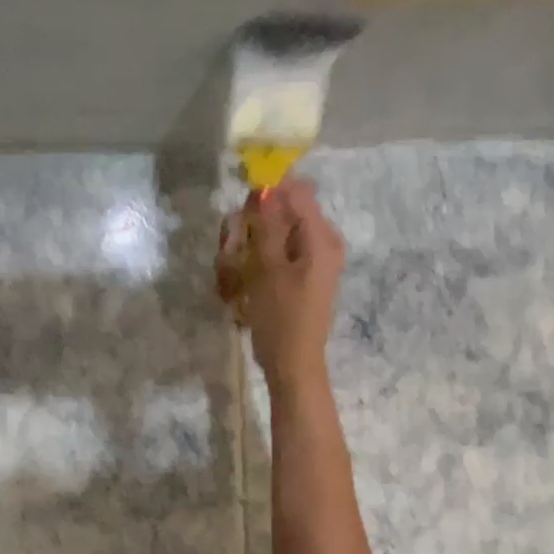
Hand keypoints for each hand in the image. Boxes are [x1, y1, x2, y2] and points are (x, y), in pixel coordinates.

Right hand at [246, 177, 344, 389]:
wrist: (293, 366)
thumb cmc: (281, 318)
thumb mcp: (268, 268)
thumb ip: (267, 224)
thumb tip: (264, 187)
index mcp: (321, 237)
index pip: (296, 190)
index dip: (267, 193)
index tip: (242, 213)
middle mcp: (321, 242)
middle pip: (282, 211)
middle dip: (251, 225)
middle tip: (231, 251)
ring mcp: (311, 260)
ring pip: (272, 234)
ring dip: (246, 248)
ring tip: (231, 278)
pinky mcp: (298, 277)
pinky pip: (274, 255)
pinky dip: (254, 265)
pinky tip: (238, 287)